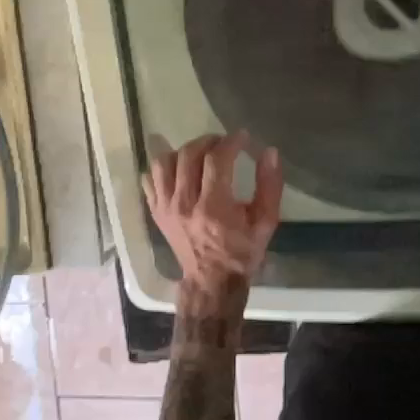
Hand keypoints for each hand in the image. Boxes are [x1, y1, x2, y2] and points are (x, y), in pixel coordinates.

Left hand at [143, 131, 283, 320]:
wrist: (211, 282)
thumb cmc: (241, 253)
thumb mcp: (265, 223)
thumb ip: (270, 186)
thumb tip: (269, 152)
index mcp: (214, 208)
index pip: (217, 160)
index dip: (230, 142)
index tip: (242, 137)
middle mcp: (184, 204)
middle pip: (189, 155)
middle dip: (208, 141)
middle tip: (222, 143)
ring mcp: (165, 208)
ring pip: (164, 162)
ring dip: (184, 151)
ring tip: (200, 154)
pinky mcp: (155, 212)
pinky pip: (150, 179)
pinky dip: (163, 167)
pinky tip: (179, 170)